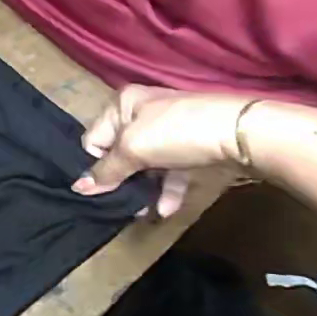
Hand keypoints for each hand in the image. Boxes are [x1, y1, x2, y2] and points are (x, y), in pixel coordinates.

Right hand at [72, 87, 257, 215]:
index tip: (103, 187)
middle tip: (120, 204)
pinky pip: (169, 171)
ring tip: (141, 211)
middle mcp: (142, 113)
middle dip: (120, 180)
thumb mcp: (133, 150)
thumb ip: (106, 171)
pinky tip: (165, 210)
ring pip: (145, 165)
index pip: (94, 138)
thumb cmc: (175, 133)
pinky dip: (166, 190)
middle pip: (119, 153)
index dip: (97, 164)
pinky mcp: (189, 148)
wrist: (238, 133)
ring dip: (143, 189)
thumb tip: (78, 187)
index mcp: (122, 104)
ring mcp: (168, 131)